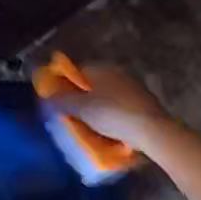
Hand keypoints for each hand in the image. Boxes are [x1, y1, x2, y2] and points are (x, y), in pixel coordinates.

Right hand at [44, 64, 176, 150]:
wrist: (152, 130)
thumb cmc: (113, 114)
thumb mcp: (81, 108)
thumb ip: (63, 100)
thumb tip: (48, 95)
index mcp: (102, 69)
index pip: (77, 71)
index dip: (65, 85)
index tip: (59, 102)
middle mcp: (118, 73)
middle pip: (93, 85)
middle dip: (82, 99)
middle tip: (72, 117)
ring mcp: (133, 88)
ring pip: (107, 97)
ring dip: (97, 109)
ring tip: (89, 127)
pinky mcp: (143, 103)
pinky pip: (120, 108)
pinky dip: (112, 117)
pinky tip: (108, 131)